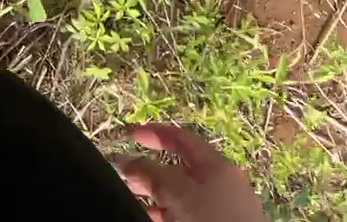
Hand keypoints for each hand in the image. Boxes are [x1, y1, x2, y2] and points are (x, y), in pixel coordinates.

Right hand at [110, 123, 265, 221]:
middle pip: (179, 170)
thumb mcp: (174, 191)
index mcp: (216, 166)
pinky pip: (188, 214)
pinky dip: (167, 213)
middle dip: (149, 171)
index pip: (181, 138)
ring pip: (182, 196)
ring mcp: (224, 211)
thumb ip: (147, 171)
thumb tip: (123, 160)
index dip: (153, 133)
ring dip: (155, 195)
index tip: (129, 136)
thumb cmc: (210, 219)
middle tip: (125, 176)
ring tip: (132, 198)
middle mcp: (222, 185)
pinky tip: (150, 216)